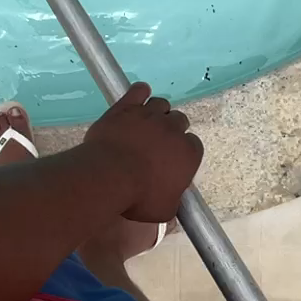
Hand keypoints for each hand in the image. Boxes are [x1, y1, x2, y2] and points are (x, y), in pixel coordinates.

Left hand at [82, 83, 203, 222]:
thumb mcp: (164, 210)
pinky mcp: (126, 107)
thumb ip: (174, 200)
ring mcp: (149, 114)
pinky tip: (139, 94)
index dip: (182, 152)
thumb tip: (173, 201)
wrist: (108, 176)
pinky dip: (140, 91)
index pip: (193, 146)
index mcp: (188, 152)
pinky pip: (139, 90)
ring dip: (157, 111)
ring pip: (161, 103)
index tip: (171, 161)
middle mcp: (172, 128)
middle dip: (171, 130)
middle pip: (179, 120)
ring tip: (147, 122)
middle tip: (157, 142)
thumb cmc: (138, 197)